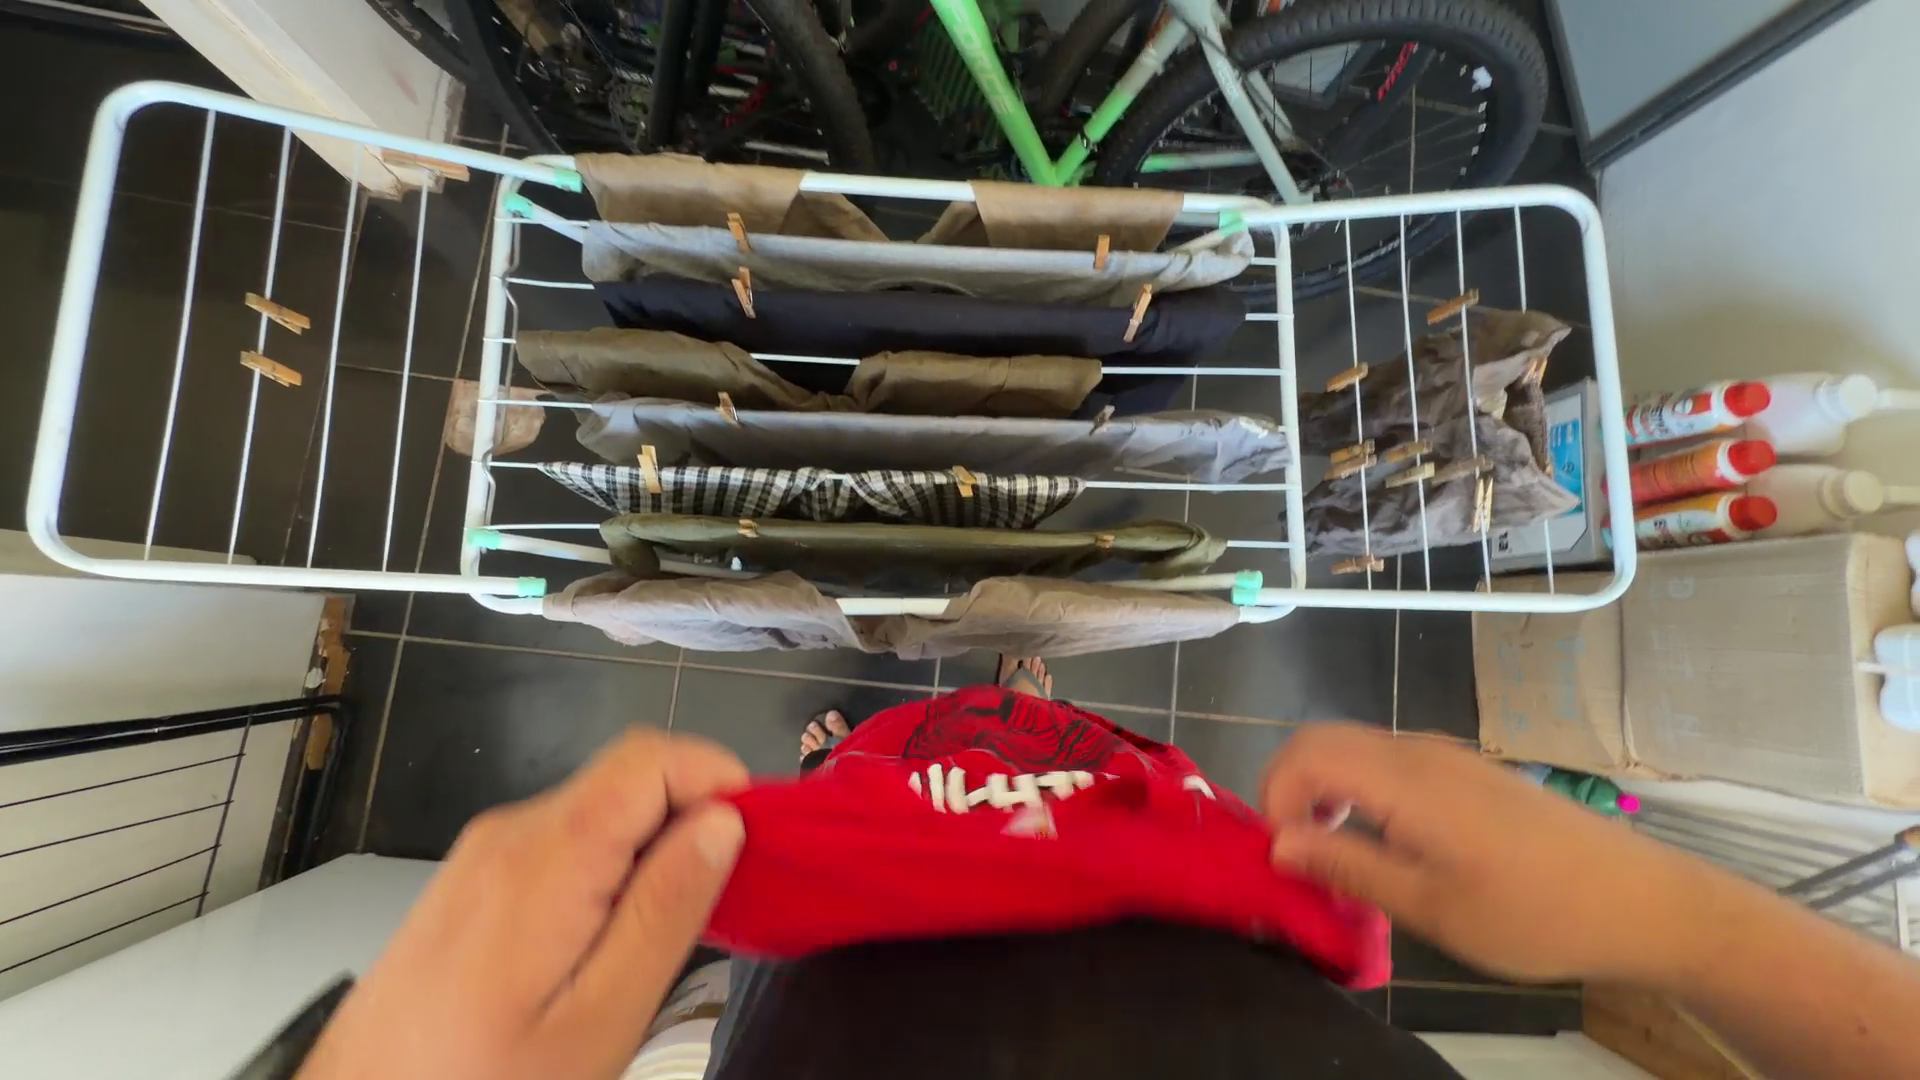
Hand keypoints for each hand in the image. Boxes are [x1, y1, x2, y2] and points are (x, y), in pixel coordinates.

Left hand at [298, 729, 747, 1079]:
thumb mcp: (599, 1017)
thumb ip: (667, 907)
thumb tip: (724, 821)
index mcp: (545, 853)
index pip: (651, 756)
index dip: (714, 775)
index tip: (750, 835)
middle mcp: (513, 830)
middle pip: (630, 774)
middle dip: (692, 811)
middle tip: (717, 889)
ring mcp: (488, 849)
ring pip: (605, 803)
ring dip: (655, 838)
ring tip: (664, 920)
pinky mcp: (478, 874)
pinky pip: (570, 833)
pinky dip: (615, 856)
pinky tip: (611, 926)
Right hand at [1260, 724, 1709, 984]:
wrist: (1647, 902)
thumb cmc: (1536, 913)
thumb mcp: (1433, 906)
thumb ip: (1347, 866)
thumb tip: (1277, 844)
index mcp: (1404, 779)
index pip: (1304, 756)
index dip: (1275, 798)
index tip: (1285, 855)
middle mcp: (1415, 750)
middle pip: (1318, 740)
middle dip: (1289, 787)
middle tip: (1298, 849)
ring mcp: (1439, 752)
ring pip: (1347, 744)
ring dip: (1319, 785)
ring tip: (1333, 845)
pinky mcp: (1458, 764)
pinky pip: (1379, 755)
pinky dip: (1352, 783)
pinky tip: (1378, 832)